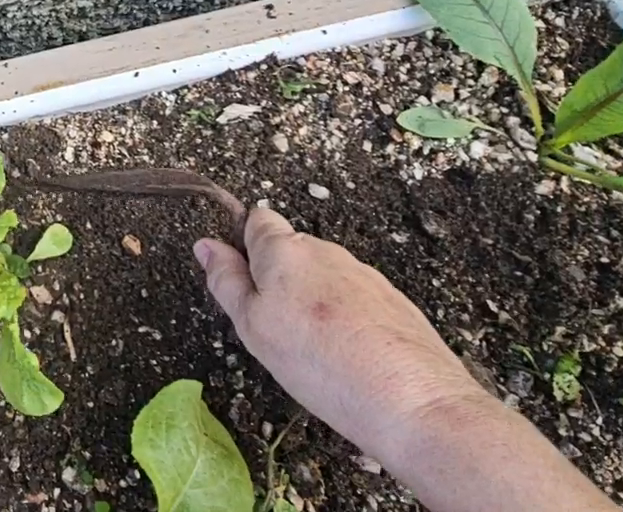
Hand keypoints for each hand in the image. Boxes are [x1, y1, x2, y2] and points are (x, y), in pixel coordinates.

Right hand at [192, 207, 485, 459]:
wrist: (417, 403)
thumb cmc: (320, 362)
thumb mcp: (253, 326)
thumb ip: (226, 280)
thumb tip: (205, 244)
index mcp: (285, 249)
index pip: (257, 219)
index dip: (244, 243)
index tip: (244, 281)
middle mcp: (326, 250)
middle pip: (290, 251)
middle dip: (279, 279)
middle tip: (275, 327)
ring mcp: (366, 276)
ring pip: (323, 278)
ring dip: (312, 301)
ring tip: (316, 351)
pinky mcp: (397, 303)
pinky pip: (355, 301)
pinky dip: (345, 320)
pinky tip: (350, 358)